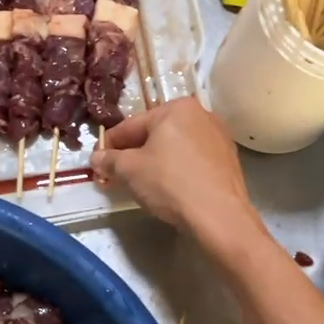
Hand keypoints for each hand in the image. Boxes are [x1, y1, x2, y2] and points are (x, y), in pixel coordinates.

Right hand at [92, 97, 251, 233]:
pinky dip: (176, 169)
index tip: (97, 162)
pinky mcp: (228, 159)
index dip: (110, 145)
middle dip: (133, 154)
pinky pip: (192, 159)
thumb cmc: (170, 183)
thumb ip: (109, 160)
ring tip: (140, 183)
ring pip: (174, 147)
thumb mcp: (129, 170)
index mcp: (176, 108)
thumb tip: (96, 158)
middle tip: (116, 174)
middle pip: (154, 134)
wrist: (219, 215)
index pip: (131, 125)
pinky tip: (168, 187)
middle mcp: (200, 114)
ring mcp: (218, 137)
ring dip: (154, 161)